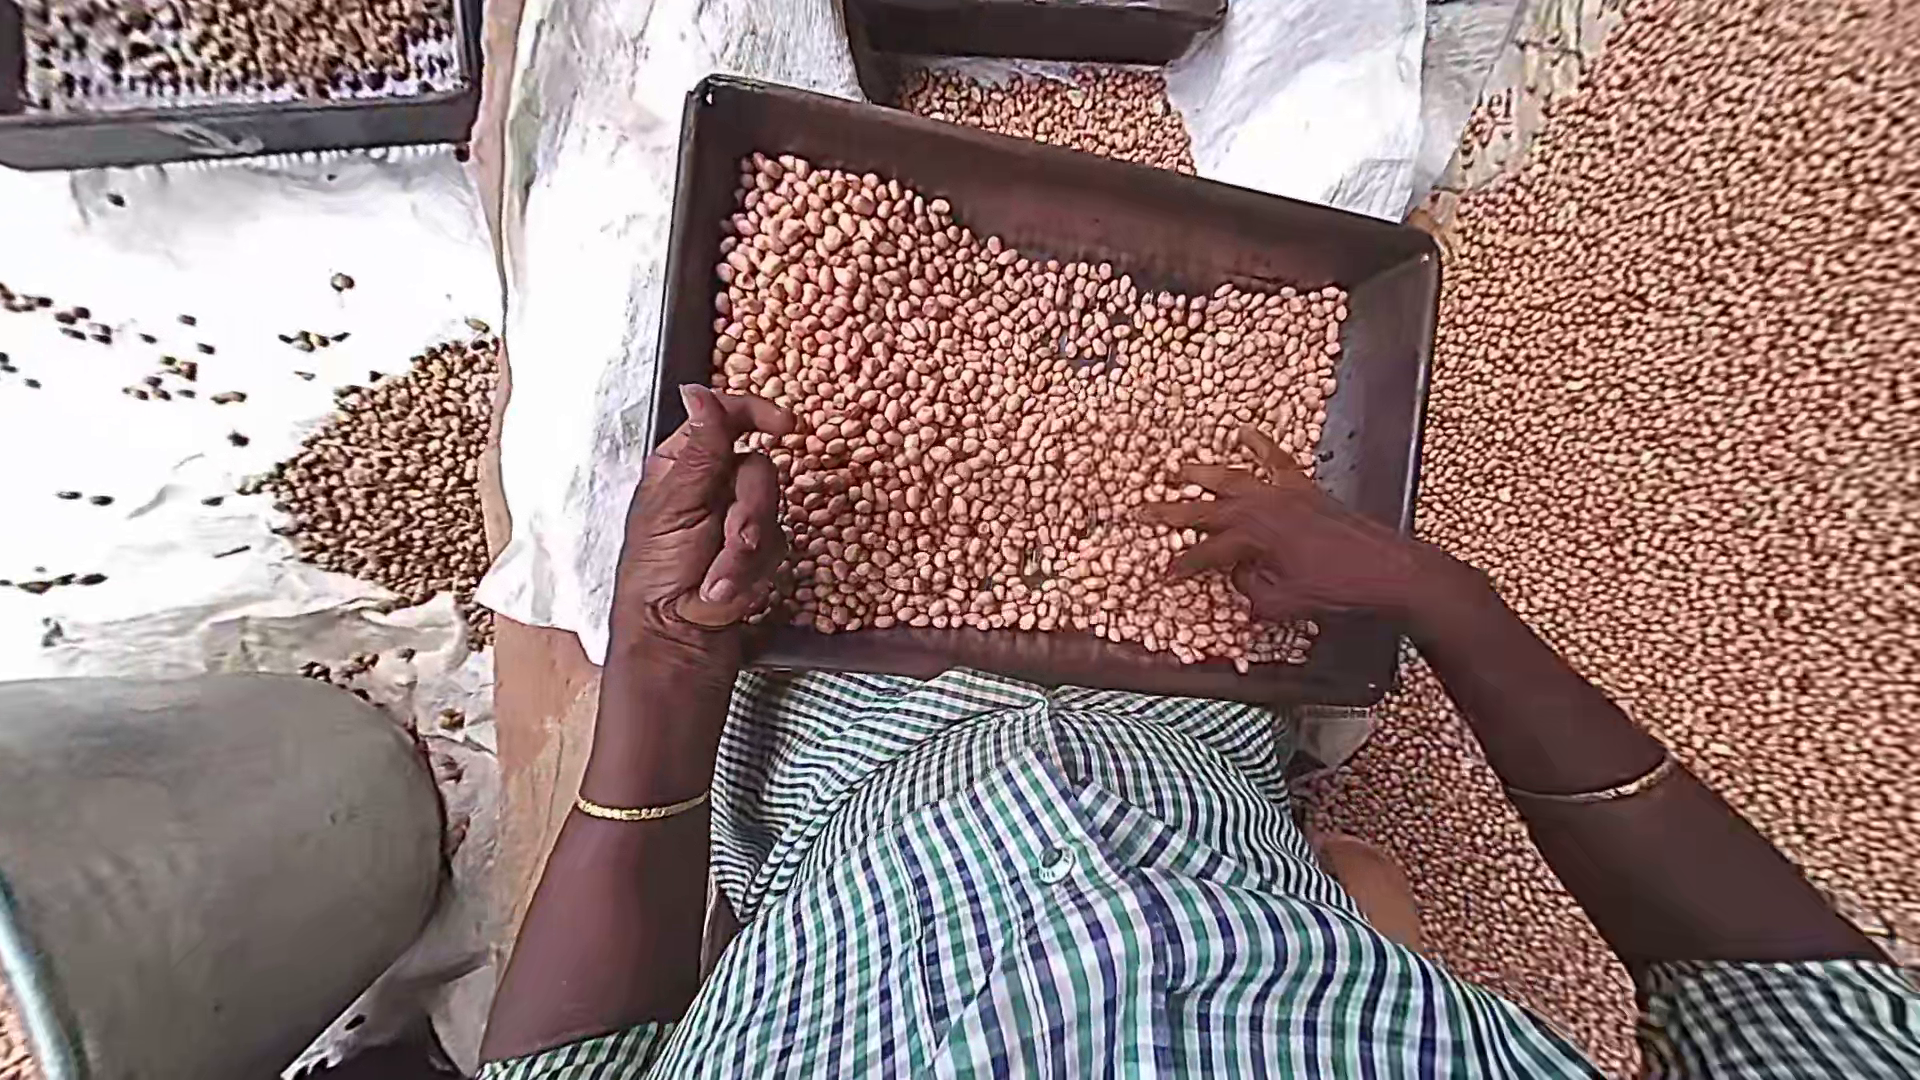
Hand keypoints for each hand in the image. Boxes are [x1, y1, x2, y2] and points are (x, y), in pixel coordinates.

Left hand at [609, 385, 794, 680]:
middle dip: (751, 510)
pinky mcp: (759, 549)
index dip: (757, 414)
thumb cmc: (658, 572)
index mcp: (684, 465)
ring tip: (720, 580)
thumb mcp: (675, 507)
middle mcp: (715, 486)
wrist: (677, 636)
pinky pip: (778, 545)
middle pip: (761, 470)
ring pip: (773, 511)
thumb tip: (698, 392)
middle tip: (735, 539)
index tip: (786, 425)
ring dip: (748, 550)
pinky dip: (754, 570)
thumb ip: (700, 451)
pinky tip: (729, 589)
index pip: (726, 420)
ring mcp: (739, 518)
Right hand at [1140, 424, 1470, 623]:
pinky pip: (1275, 460)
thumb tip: (1238, 573)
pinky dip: (1258, 445)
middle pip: (1205, 509)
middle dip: (1171, 512)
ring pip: (1231, 477)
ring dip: (1200, 474)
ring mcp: (1282, 493)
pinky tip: (1243, 432)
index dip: (1182, 564)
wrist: (1389, 570)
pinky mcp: (1302, 487)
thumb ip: (1248, 586)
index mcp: (1252, 537)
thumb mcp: (1281, 602)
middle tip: (1142, 510)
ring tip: (1176, 470)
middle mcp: (1261, 508)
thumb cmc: (1336, 589)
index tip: (1164, 573)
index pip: (1205, 552)